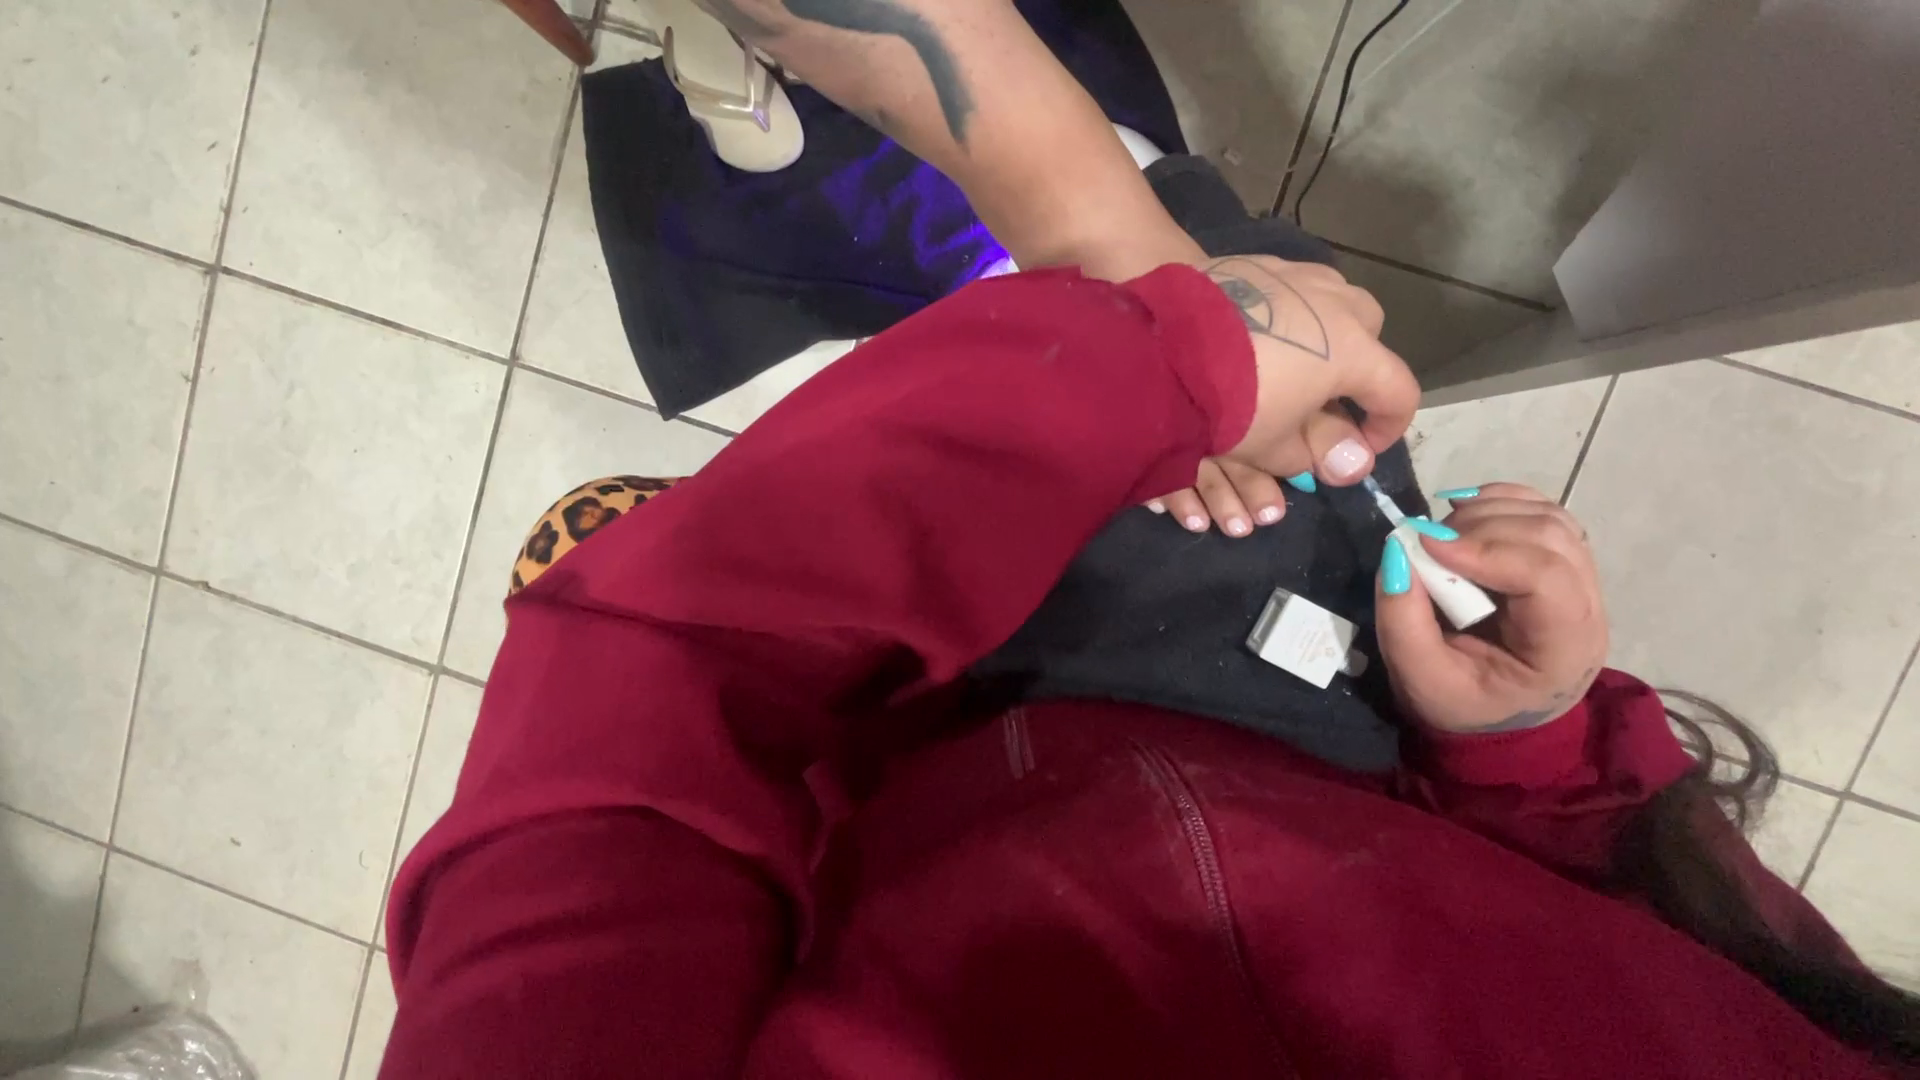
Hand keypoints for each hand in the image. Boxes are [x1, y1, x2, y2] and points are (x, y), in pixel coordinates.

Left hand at [1150, 256, 1418, 533]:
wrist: (1163, 349)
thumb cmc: (1229, 406)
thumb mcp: (1271, 446)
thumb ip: (1317, 454)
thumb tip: (1350, 462)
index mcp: (1354, 351)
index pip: (1398, 391)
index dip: (1387, 426)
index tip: (1361, 448)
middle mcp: (1336, 302)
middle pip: (1369, 333)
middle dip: (1357, 367)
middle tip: (1321, 399)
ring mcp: (1296, 275)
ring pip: (1330, 300)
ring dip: (1322, 332)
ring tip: (1288, 364)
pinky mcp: (1254, 263)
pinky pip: (1286, 288)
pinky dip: (1283, 313)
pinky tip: (1253, 336)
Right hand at [1373, 483, 1608, 732]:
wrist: (1489, 713)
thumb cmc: (1458, 701)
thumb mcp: (1419, 677)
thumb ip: (1402, 621)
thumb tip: (1397, 552)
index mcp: (1563, 648)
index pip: (1546, 577)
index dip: (1486, 550)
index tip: (1425, 543)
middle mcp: (1588, 608)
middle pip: (1551, 537)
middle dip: (1481, 527)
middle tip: (1425, 541)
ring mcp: (1580, 581)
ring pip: (1550, 518)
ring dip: (1488, 511)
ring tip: (1440, 532)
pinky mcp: (1557, 562)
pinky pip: (1541, 512)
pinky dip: (1499, 501)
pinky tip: (1461, 510)